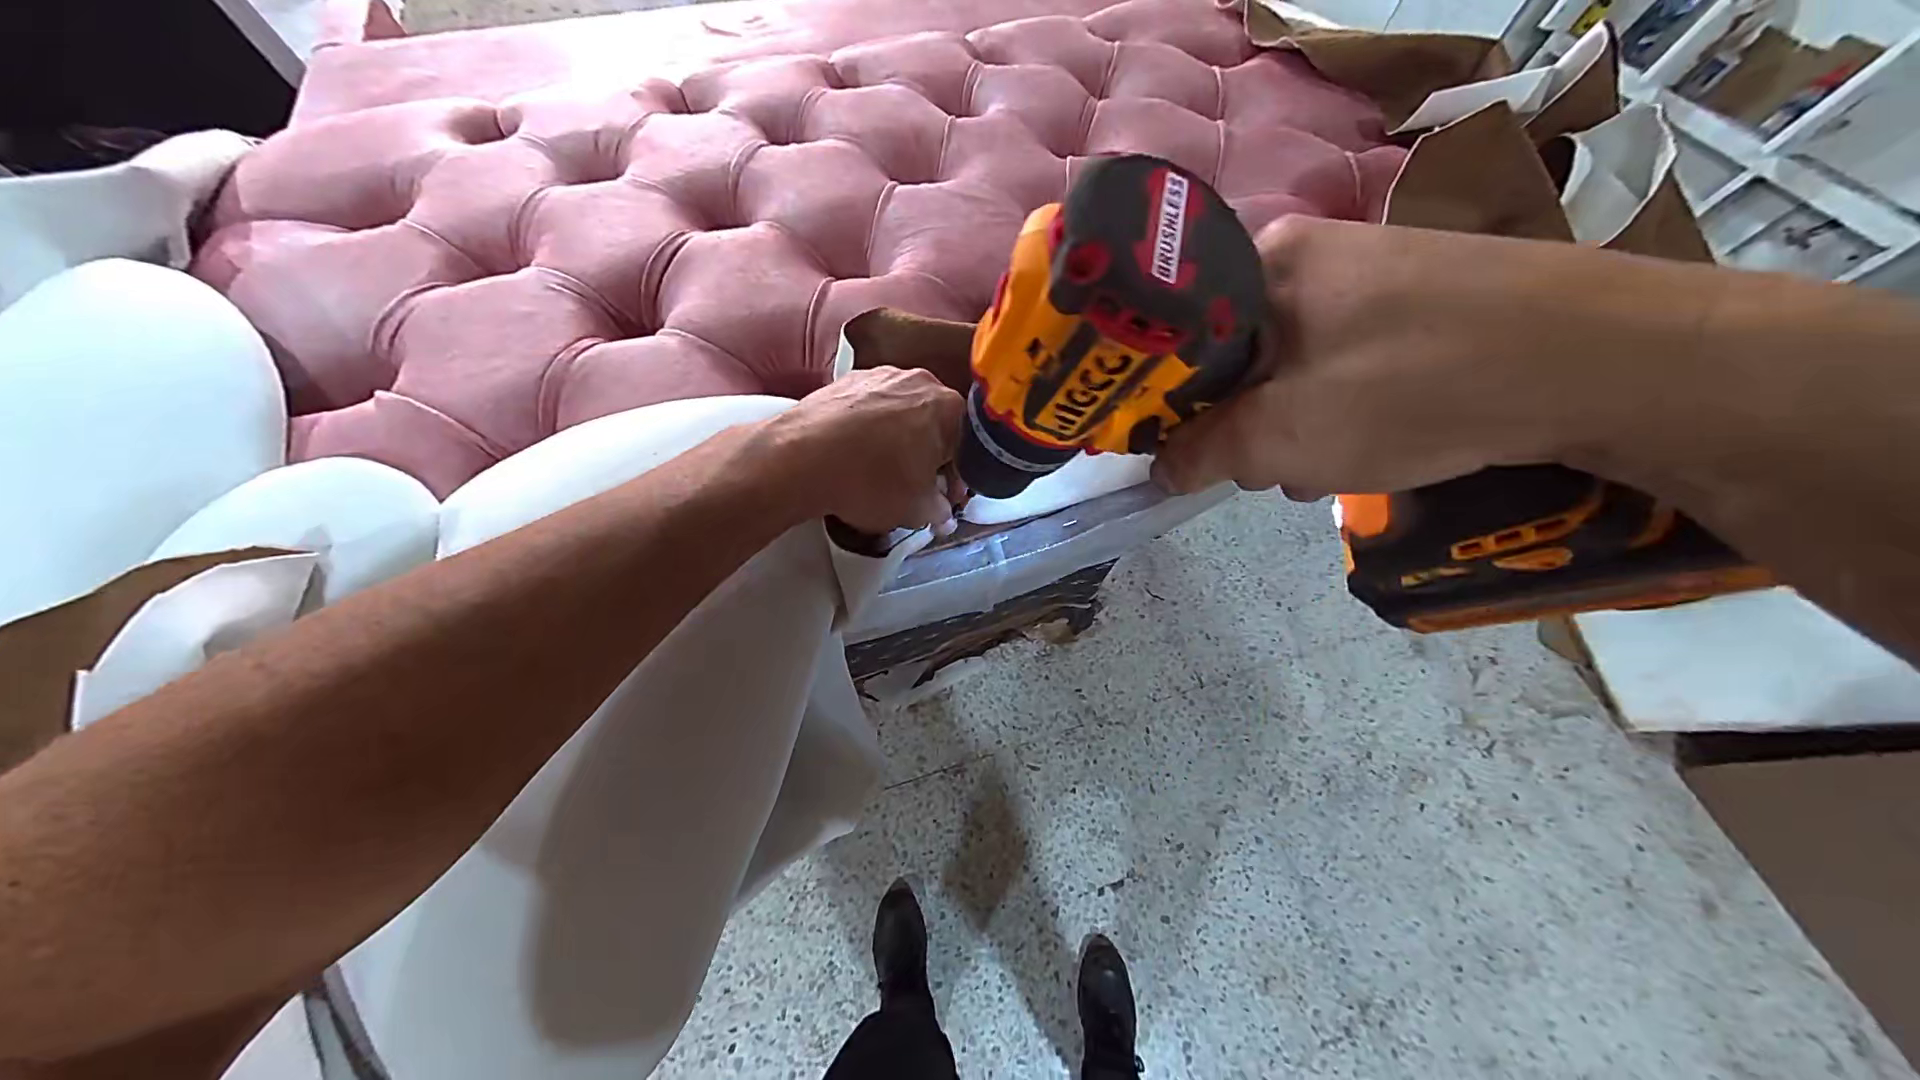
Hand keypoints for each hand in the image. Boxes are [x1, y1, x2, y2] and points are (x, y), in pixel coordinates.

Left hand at [767, 366, 964, 532]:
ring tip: (882, 471)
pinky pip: (870, 407)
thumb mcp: (915, 509)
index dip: (957, 479)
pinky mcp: (845, 380)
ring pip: (902, 412)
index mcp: (948, 407)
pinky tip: (856, 454)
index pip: (967, 447)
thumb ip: (938, 510)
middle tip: (917, 486)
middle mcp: (918, 381)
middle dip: (929, 454)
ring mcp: (879, 374)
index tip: (945, 498)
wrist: (799, 458)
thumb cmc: (869, 481)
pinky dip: (870, 428)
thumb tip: (942, 512)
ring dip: (899, 439)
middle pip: (934, 423)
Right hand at [1151, 217, 1718, 498]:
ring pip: (1284, 362)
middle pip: (1230, 351)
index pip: (1175, 333)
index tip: (1173, 446)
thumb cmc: (1412, 391)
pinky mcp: (1413, 299)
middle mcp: (1307, 253)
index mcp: (1264, 262)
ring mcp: (1366, 272)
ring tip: (1318, 466)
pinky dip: (1334, 406)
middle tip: (1260, 465)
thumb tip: (1157, 469)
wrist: (1607, 364)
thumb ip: (1201, 453)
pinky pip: (1338, 359)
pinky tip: (1366, 442)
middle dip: (1235, 419)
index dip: (1163, 397)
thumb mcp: (1282, 437)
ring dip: (1286, 422)